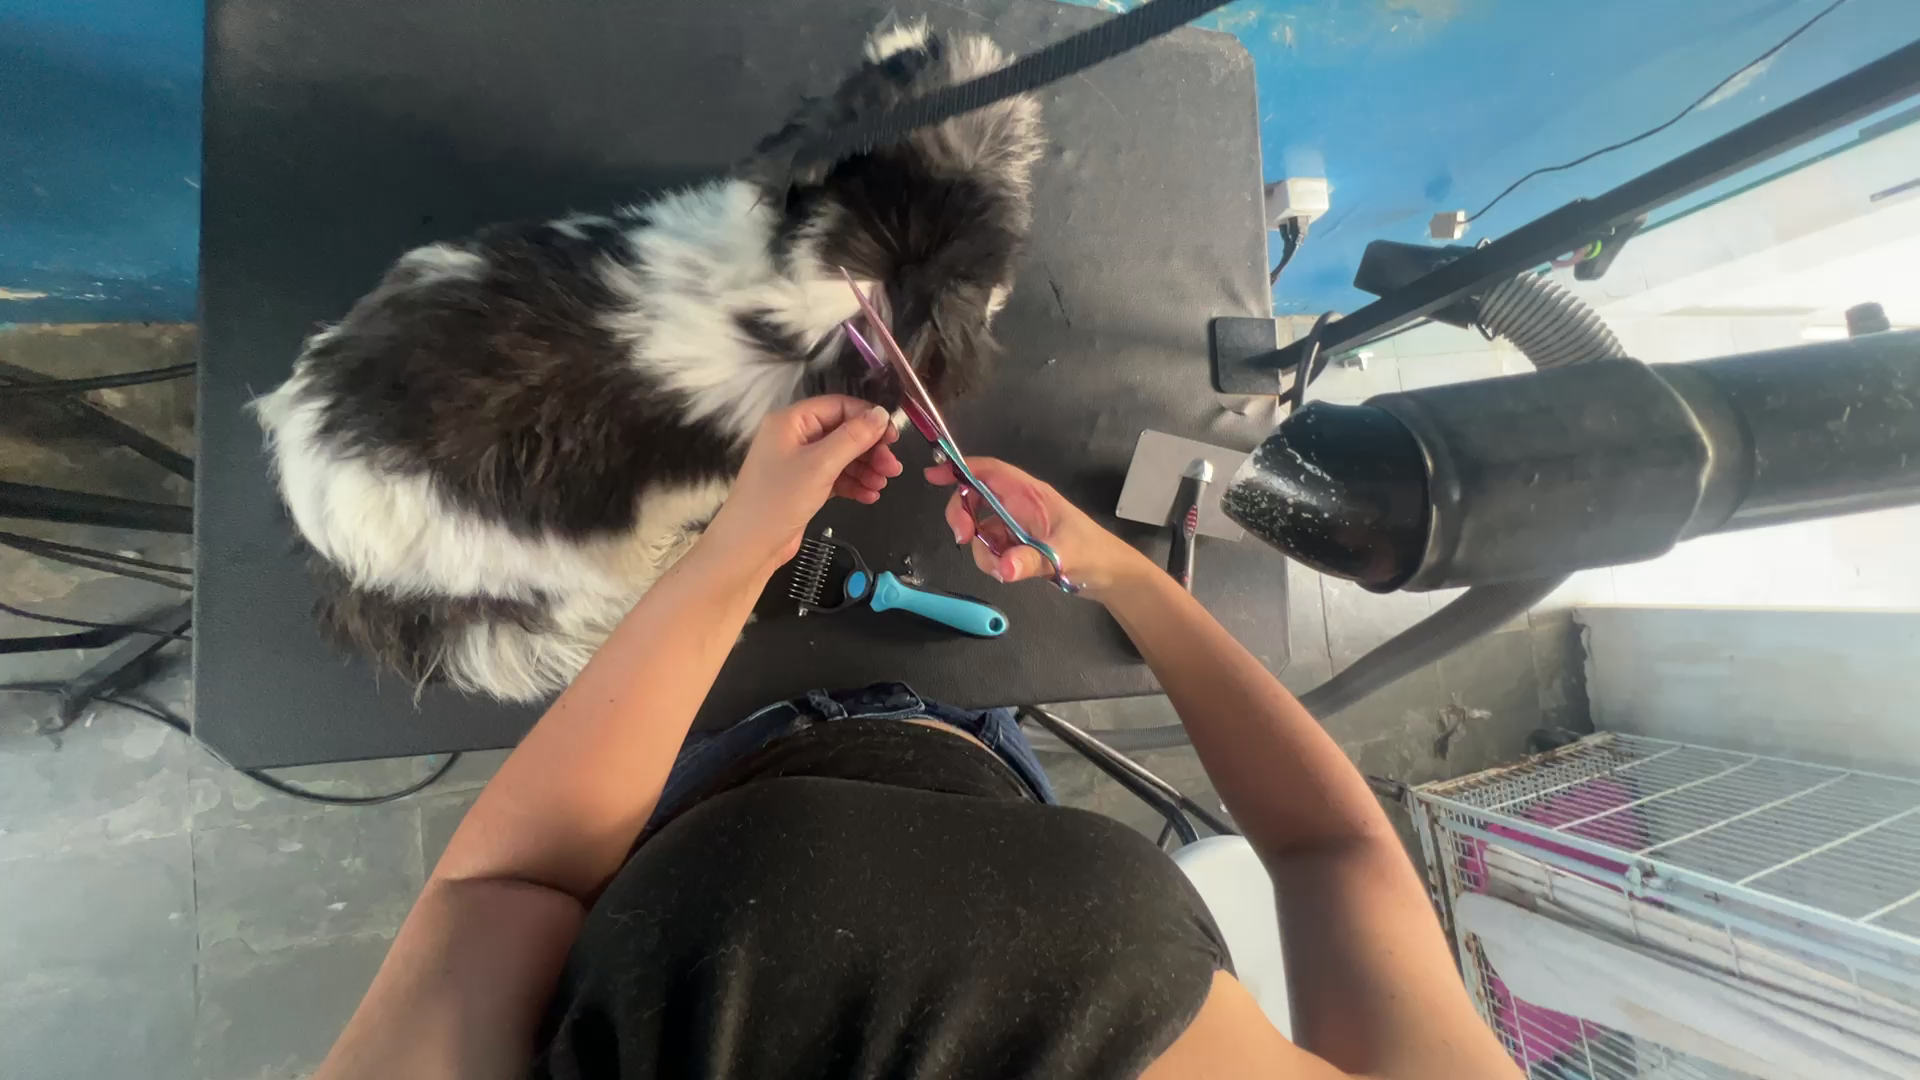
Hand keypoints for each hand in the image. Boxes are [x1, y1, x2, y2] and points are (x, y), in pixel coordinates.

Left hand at [703, 396, 901, 571]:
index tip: (893, 437)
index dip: (868, 419)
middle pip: (843, 433)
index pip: (838, 407)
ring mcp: (799, 463)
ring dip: (865, 469)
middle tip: (893, 468)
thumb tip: (881, 415)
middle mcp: (795, 437)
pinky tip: (869, 495)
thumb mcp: (821, 465)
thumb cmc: (778, 500)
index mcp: (792, 422)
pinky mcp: (804, 486)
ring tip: (882, 484)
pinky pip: (836, 478)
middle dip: (870, 450)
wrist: (749, 546)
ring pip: (842, 457)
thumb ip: (853, 437)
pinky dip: (854, 484)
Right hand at [925, 457, 1149, 600]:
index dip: (960, 469)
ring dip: (982, 550)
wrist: (1110, 576)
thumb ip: (1032, 561)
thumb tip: (1005, 569)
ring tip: (1004, 568)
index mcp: (1030, 495)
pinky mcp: (1017, 546)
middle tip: (964, 539)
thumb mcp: (1063, 555)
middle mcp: (1019, 506)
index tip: (934, 476)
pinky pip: (991, 549)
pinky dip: (993, 562)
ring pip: (981, 530)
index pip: (990, 472)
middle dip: (963, 517)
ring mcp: (1016, 527)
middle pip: (975, 499)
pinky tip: (1010, 572)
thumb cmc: (1093, 554)